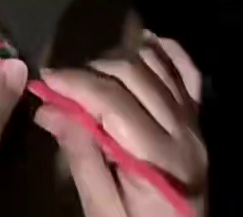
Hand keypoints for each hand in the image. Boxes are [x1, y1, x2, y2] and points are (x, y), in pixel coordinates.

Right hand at [34, 37, 207, 216]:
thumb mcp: (104, 213)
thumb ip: (81, 157)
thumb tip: (48, 107)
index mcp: (159, 159)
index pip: (112, 101)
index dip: (76, 83)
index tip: (44, 78)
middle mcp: (182, 131)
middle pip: (131, 74)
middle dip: (90, 71)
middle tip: (62, 85)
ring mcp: (194, 121)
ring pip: (153, 63)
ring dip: (117, 59)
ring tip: (91, 75)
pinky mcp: (198, 118)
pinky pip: (185, 69)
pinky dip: (163, 51)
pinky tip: (142, 43)